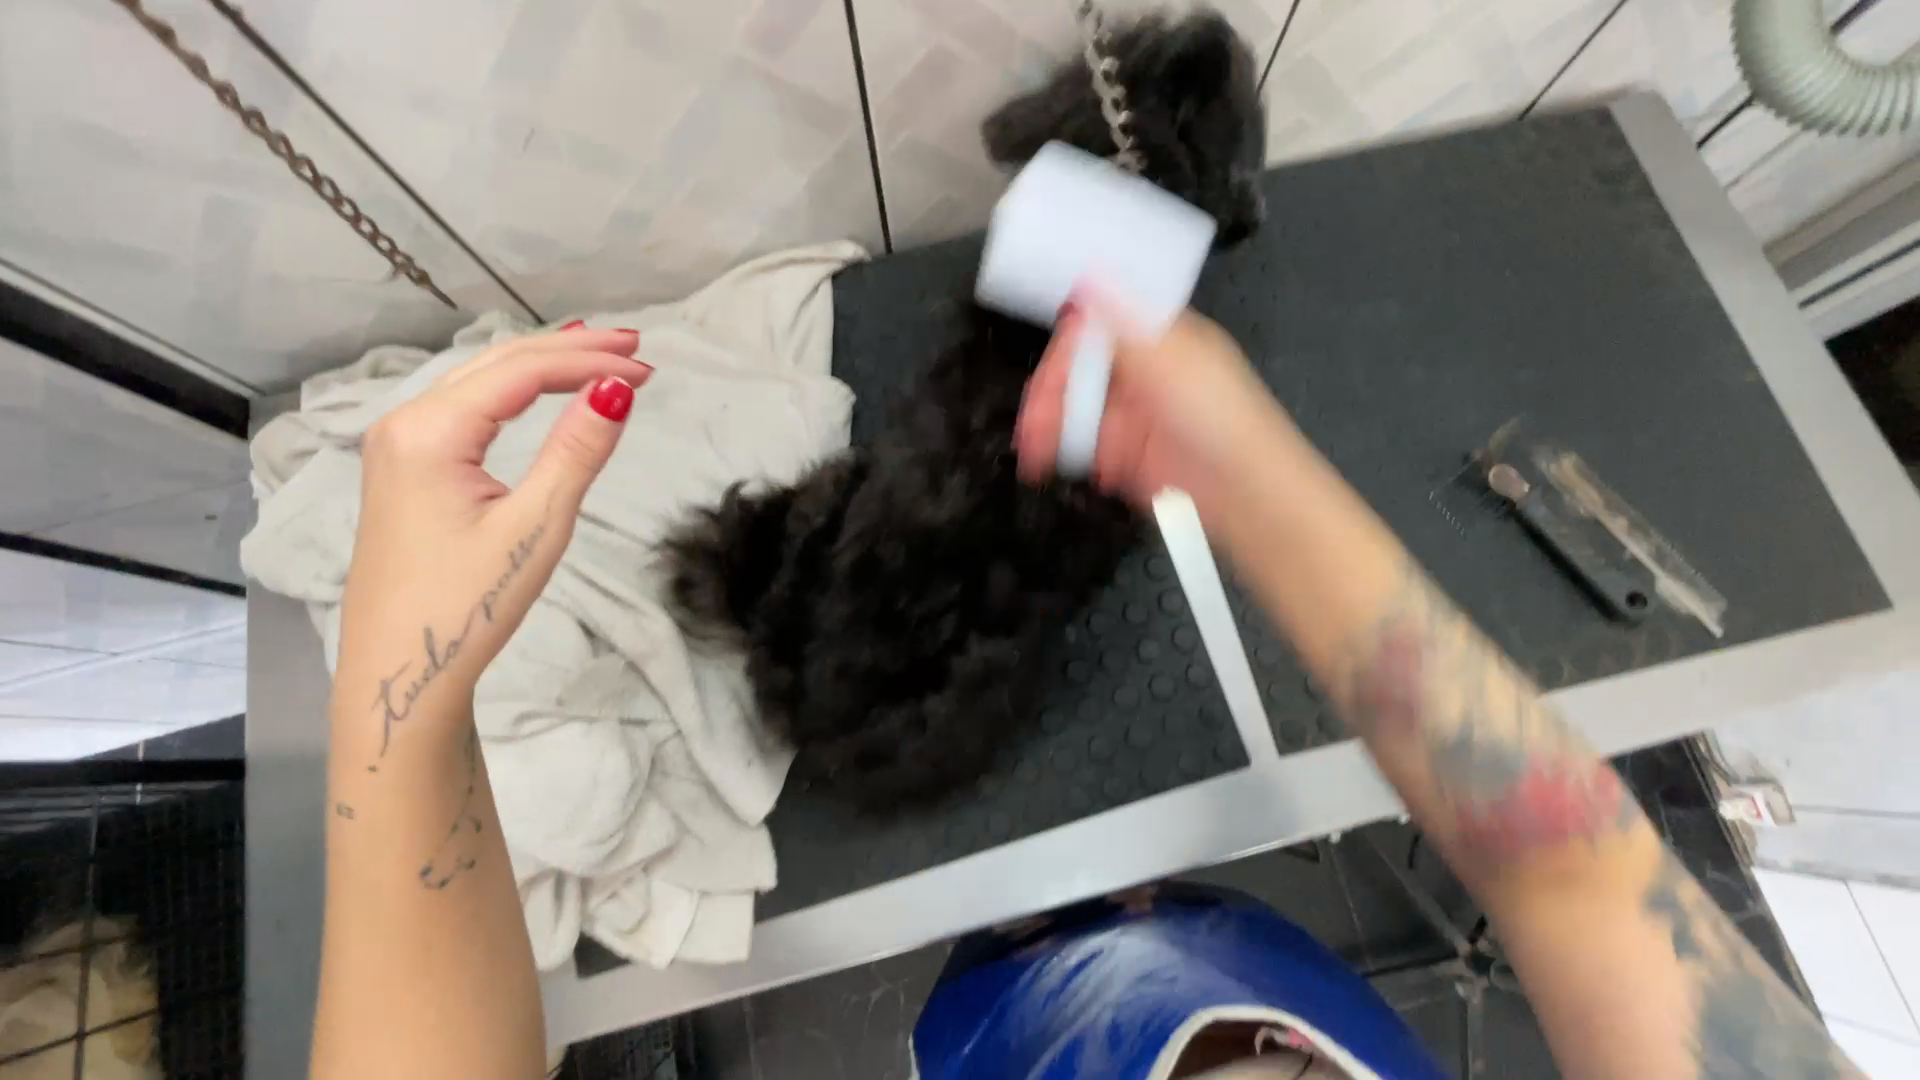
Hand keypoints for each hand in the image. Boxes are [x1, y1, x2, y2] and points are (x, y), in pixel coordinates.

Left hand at [333, 325, 649, 737]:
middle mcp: (405, 422)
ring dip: (544, 365)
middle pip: (499, 363)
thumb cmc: (470, 601)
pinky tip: (537, 387)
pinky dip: (516, 389)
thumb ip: (576, 452)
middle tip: (635, 347)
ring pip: (481, 382)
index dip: (589, 363)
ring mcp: (400, 444)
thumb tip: (617, 391)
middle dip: (571, 350)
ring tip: (599, 354)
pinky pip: (468, 406)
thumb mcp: (535, 526)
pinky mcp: (408, 467)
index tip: (647, 369)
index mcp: (430, 430)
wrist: (400, 667)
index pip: (522, 372)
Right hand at [1013, 286, 1292, 519]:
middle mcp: (1146, 377)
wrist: (1244, 493)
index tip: (1049, 369)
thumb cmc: (1225, 424)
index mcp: (1159, 343)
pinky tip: (1050, 462)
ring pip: (1077, 415)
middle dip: (1051, 395)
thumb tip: (1090, 278)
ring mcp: (1135, 419)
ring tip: (1033, 449)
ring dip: (1049, 428)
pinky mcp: (1128, 457)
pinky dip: (1063, 455)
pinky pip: (1084, 451)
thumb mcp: (1171, 362)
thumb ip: (1123, 323)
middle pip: (1079, 376)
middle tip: (1033, 420)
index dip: (1068, 349)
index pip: (1096, 331)